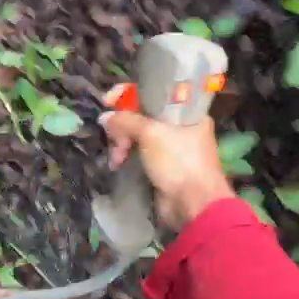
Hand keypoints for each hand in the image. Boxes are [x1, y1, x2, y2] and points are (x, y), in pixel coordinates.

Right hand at [99, 85, 235, 230]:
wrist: (193, 205)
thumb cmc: (179, 162)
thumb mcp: (151, 134)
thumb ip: (126, 121)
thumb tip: (105, 117)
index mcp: (188, 114)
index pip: (155, 93)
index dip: (130, 93)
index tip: (109, 99)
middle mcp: (181, 128)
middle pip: (141, 115)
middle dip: (122, 125)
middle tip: (114, 137)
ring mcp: (171, 148)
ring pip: (137, 135)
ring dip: (121, 143)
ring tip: (117, 157)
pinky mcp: (161, 166)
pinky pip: (138, 152)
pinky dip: (126, 155)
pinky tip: (117, 163)